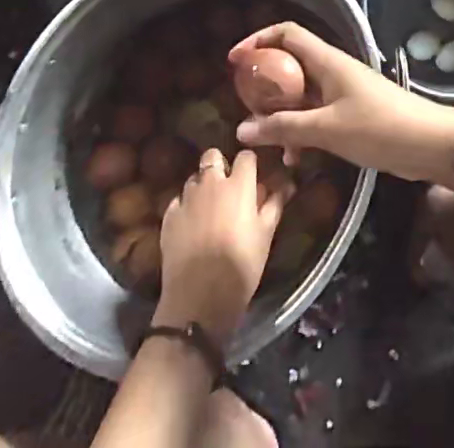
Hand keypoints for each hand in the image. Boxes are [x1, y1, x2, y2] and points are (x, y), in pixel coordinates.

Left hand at [154, 148, 289, 347]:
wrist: (200, 297)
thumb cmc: (242, 263)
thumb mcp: (267, 232)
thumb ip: (275, 202)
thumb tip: (286, 183)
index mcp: (239, 184)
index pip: (246, 156)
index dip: (251, 164)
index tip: (255, 177)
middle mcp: (210, 184)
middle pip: (212, 156)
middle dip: (221, 165)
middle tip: (230, 186)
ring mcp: (185, 200)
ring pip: (194, 178)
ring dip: (203, 186)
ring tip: (211, 207)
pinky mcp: (167, 218)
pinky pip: (178, 201)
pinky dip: (186, 206)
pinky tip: (193, 224)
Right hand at [231, 22, 453, 183]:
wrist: (427, 142)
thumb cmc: (378, 127)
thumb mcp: (326, 129)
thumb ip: (284, 128)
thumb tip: (242, 129)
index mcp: (328, 61)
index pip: (288, 34)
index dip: (258, 39)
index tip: (234, 61)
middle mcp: (334, 71)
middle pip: (290, 65)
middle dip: (265, 86)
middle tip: (246, 110)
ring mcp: (343, 92)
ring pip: (302, 96)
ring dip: (283, 116)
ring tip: (269, 144)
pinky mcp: (351, 114)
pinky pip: (316, 116)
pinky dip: (302, 131)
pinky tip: (295, 158)